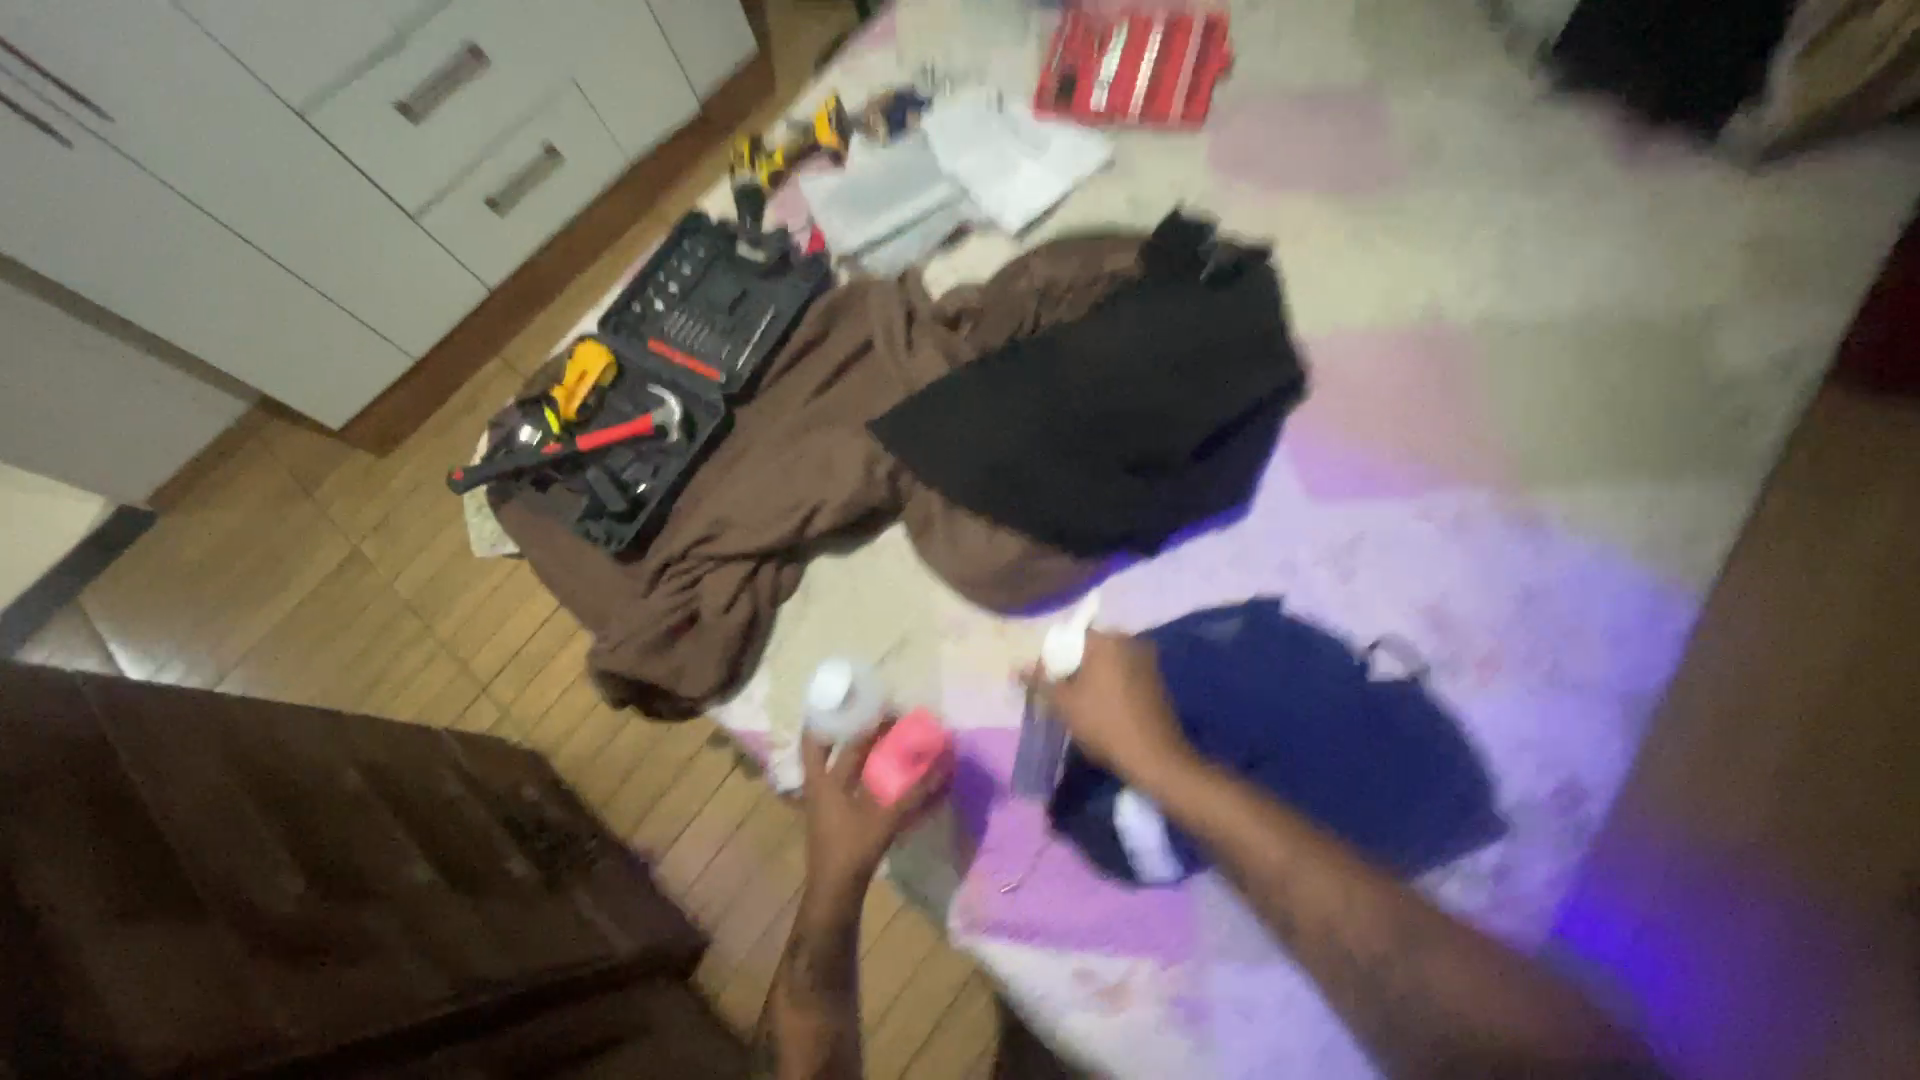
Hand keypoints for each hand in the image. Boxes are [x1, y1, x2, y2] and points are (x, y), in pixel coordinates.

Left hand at [799, 721, 949, 906]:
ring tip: (891, 741)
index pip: (817, 740)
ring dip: (864, 755)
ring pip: (844, 770)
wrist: (835, 894)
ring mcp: (827, 805)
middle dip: (860, 734)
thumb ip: (916, 792)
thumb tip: (944, 765)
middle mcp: (821, 789)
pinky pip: (853, 787)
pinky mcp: (838, 820)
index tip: (856, 702)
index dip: (832, 719)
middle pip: (836, 752)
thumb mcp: (886, 818)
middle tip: (886, 720)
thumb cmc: (852, 850)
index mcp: (822, 782)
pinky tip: (889, 776)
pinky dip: (869, 778)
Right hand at [1030, 631, 1197, 785]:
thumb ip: (1039, 682)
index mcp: (1107, 640)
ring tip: (1079, 705)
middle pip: (1090, 650)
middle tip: (1060, 695)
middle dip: (1072, 669)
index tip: (1045, 683)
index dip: (1052, 660)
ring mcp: (1147, 660)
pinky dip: (1110, 686)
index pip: (1069, 638)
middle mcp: (1130, 641)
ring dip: (1092, 678)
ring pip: (1108, 663)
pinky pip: (1124, 675)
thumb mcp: (1064, 705)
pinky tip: (1103, 709)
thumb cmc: (1104, 724)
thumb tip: (1016, 667)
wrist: (1155, 757)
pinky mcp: (1157, 680)